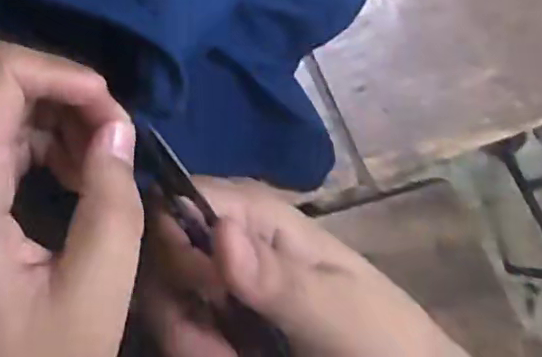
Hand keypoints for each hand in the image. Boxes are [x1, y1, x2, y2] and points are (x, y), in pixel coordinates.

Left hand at [0, 43, 142, 356]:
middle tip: (118, 148)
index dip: (64, 73)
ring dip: (61, 124)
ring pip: (4, 107)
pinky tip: (72, 183)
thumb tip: (118, 131)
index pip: (4, 67)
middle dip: (71, 100)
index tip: (113, 116)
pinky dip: (41, 146)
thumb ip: (112, 211)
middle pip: (8, 83)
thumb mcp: (85, 308)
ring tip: (101, 171)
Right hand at [141, 178, 467, 356]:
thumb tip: (219, 231)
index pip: (173, 200)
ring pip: (162, 294)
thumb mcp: (339, 315)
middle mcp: (224, 233)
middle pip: (158, 252)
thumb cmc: (383, 340)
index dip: (168, 244)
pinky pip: (181, 323)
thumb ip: (278, 279)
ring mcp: (219, 275)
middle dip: (174, 307)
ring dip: (184, 336)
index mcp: (250, 211)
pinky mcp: (219, 314)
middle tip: (212, 352)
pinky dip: (193, 347)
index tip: (199, 300)